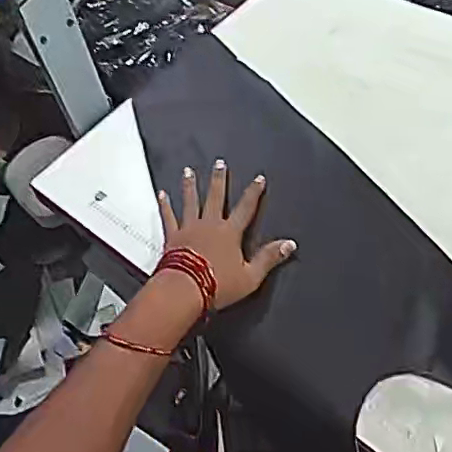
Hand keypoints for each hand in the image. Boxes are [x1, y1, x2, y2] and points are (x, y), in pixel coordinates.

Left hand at [159, 161, 296, 311]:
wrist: (185, 288)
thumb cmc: (217, 285)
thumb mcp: (250, 276)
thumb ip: (269, 258)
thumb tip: (289, 244)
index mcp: (230, 233)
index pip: (246, 208)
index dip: (253, 192)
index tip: (258, 179)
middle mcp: (209, 224)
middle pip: (216, 197)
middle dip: (219, 179)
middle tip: (219, 163)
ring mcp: (189, 228)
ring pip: (191, 201)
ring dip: (190, 185)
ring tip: (188, 171)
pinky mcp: (173, 236)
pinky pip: (169, 216)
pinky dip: (165, 205)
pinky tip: (162, 195)